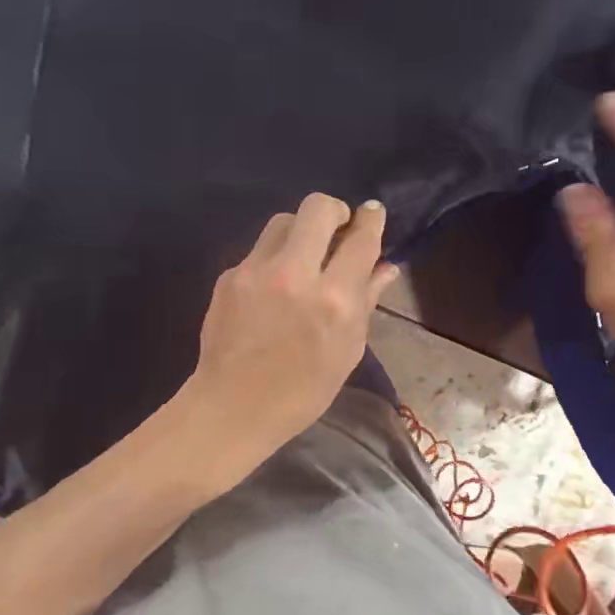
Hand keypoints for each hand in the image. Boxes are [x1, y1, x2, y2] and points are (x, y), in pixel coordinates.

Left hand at [182, 193, 399, 470]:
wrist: (234, 407)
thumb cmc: (302, 390)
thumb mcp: (348, 349)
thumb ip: (366, 300)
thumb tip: (385, 266)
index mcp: (334, 299)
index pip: (361, 239)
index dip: (371, 219)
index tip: (372, 213)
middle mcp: (295, 274)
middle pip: (318, 207)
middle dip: (334, 211)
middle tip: (337, 230)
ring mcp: (256, 271)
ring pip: (284, 220)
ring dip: (301, 231)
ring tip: (303, 258)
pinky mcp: (229, 276)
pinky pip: (259, 250)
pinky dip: (273, 259)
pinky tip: (273, 289)